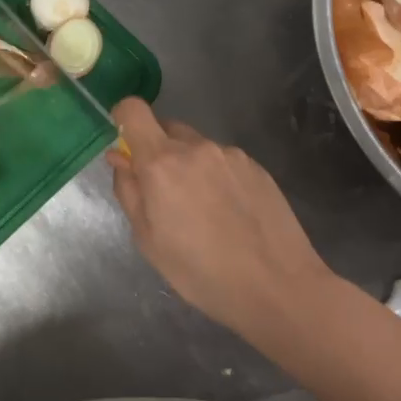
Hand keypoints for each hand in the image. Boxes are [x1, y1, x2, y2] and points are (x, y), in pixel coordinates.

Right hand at [104, 97, 333, 332]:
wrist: (280, 290)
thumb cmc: (201, 272)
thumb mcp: (147, 238)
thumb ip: (128, 190)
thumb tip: (120, 157)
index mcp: (161, 162)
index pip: (132, 109)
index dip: (123, 119)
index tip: (125, 145)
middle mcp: (196, 147)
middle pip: (165, 128)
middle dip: (157, 151)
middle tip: (165, 193)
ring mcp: (230, 155)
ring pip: (196, 146)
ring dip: (189, 165)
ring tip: (204, 210)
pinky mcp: (257, 168)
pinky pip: (223, 161)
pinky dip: (216, 177)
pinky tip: (230, 213)